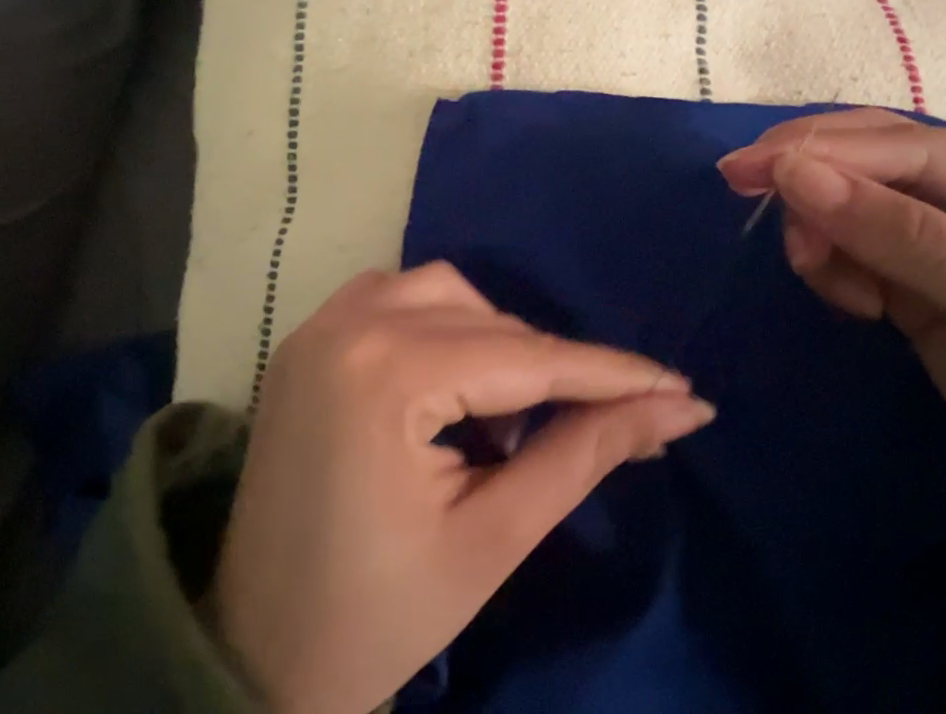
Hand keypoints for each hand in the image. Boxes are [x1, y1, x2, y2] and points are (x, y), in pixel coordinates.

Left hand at [212, 263, 715, 713]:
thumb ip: (584, 455)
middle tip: (604, 427)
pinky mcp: (304, 345)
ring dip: (493, 340)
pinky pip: (391, 302)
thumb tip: (675, 408)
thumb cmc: (382, 611)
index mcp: (388, 374)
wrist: (260, 649)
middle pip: (487, 322)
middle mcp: (347, 325)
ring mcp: (316, 328)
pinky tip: (453, 387)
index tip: (685, 391)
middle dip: (554, 371)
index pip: (527, 357)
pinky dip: (438, 328)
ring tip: (512, 422)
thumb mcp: (495, 536)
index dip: (612, 375)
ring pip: (441, 296)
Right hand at [719, 109, 945, 580]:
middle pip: (881, 159)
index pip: (916, 146)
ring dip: (822, 228)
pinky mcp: (927, 296)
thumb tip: (795, 175)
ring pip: (858, 207)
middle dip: (812, 172)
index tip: (747, 168)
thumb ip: (909, 240)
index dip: (828, 150)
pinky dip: (835, 268)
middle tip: (737, 186)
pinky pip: (859, 256)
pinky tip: (848, 303)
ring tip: (818, 276)